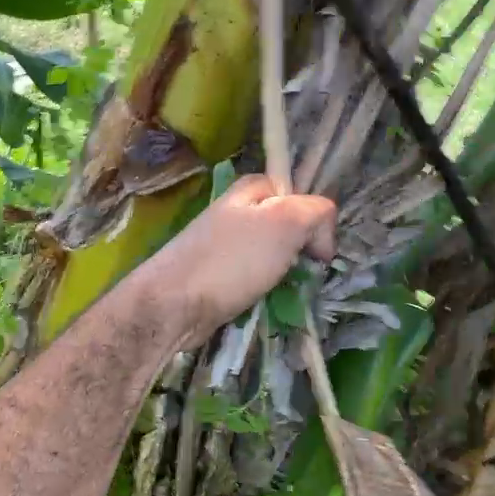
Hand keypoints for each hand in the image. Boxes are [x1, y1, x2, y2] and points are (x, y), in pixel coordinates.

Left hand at [132, 174, 335, 341]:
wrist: (174, 305)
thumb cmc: (231, 260)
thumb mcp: (285, 222)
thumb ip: (315, 212)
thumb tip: (321, 236)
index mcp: (249, 190)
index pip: (298, 194)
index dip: (314, 221)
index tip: (316, 250)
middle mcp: (235, 213)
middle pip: (286, 227)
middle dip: (299, 251)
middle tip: (301, 271)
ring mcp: (223, 246)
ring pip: (271, 256)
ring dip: (283, 275)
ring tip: (283, 292)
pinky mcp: (216, 277)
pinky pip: (252, 280)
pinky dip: (262, 292)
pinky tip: (263, 303)